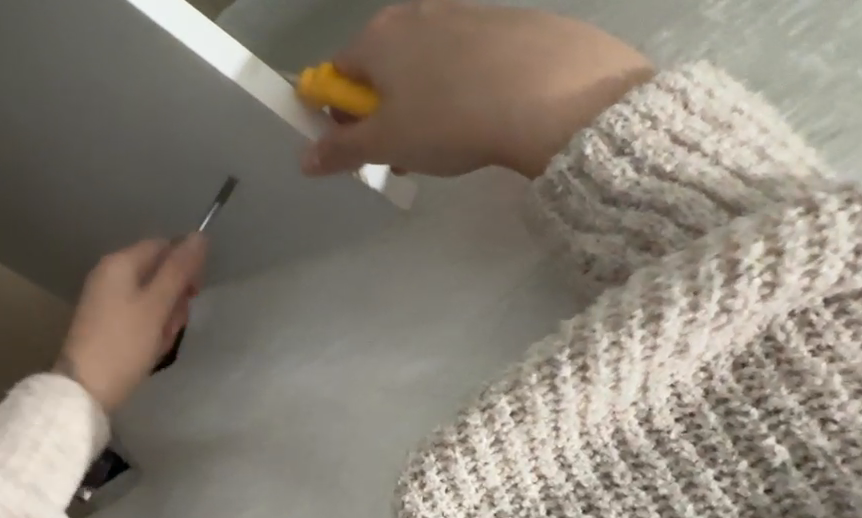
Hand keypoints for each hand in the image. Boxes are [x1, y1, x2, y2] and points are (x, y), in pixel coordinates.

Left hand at [55, 235, 208, 411]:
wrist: (84, 391)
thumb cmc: (123, 345)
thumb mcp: (156, 305)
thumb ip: (179, 269)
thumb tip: (200, 235)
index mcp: (119, 263)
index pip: (164, 247)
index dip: (185, 267)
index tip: (194, 294)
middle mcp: (109, 277)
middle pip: (158, 276)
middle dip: (173, 301)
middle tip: (171, 325)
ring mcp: (106, 304)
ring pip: (152, 303)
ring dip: (164, 322)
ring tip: (157, 344)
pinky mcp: (106, 328)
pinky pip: (138, 322)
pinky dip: (149, 335)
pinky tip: (148, 353)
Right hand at [300, 1, 654, 179]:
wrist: (555, 94)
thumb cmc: (448, 119)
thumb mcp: (382, 145)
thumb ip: (338, 151)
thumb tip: (306, 158)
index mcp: (377, 37)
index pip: (334, 75)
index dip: (336, 114)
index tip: (352, 144)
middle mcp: (417, 13)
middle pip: (380, 69)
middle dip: (379, 112)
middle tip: (396, 150)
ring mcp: (466, 12)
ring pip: (423, 67)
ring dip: (419, 105)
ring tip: (441, 143)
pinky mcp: (509, 22)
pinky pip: (464, 62)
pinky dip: (459, 91)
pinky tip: (477, 120)